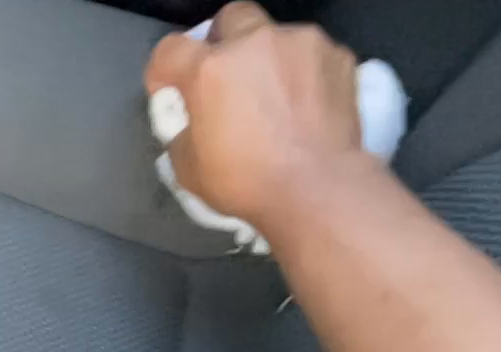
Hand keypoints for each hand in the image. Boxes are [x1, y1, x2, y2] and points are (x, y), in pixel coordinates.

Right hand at [144, 2, 368, 230]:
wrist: (314, 185)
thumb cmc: (242, 180)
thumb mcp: (187, 166)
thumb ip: (184, 130)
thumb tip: (192, 120)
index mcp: (209, 70)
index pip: (169, 50)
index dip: (163, 72)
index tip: (169, 92)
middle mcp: (254, 43)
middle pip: (230, 18)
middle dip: (220, 43)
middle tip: (222, 80)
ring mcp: (302, 42)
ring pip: (273, 36)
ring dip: (263, 59)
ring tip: (269, 98)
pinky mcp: (337, 53)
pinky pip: (308, 53)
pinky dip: (298, 72)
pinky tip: (299, 105)